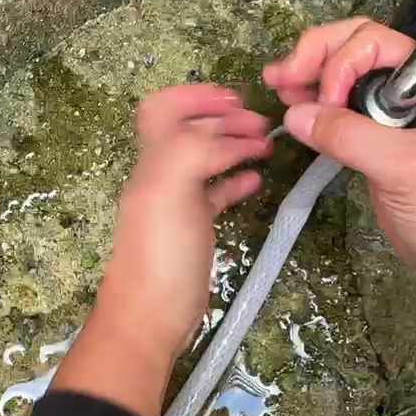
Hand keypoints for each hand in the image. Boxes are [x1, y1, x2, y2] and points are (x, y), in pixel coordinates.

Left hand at [93, 85, 272, 360]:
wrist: (149, 318)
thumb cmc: (159, 255)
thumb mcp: (168, 191)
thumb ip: (190, 150)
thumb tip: (226, 134)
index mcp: (152, 160)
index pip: (165, 108)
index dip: (196, 96)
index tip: (237, 100)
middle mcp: (161, 174)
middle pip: (189, 128)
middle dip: (223, 117)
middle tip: (260, 123)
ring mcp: (177, 200)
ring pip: (205, 158)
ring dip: (233, 144)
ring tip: (266, 145)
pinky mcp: (193, 227)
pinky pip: (215, 192)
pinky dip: (236, 179)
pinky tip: (257, 180)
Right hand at [262, 18, 415, 296]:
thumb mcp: (401, 168)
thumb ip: (350, 136)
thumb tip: (295, 114)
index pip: (376, 42)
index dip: (341, 63)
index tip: (324, 102)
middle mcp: (414, 81)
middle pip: (355, 45)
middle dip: (315, 56)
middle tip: (281, 77)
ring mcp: (393, 105)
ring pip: (343, 69)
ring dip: (308, 73)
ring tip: (277, 87)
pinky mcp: (376, 130)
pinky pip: (340, 101)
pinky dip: (313, 99)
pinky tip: (292, 107)